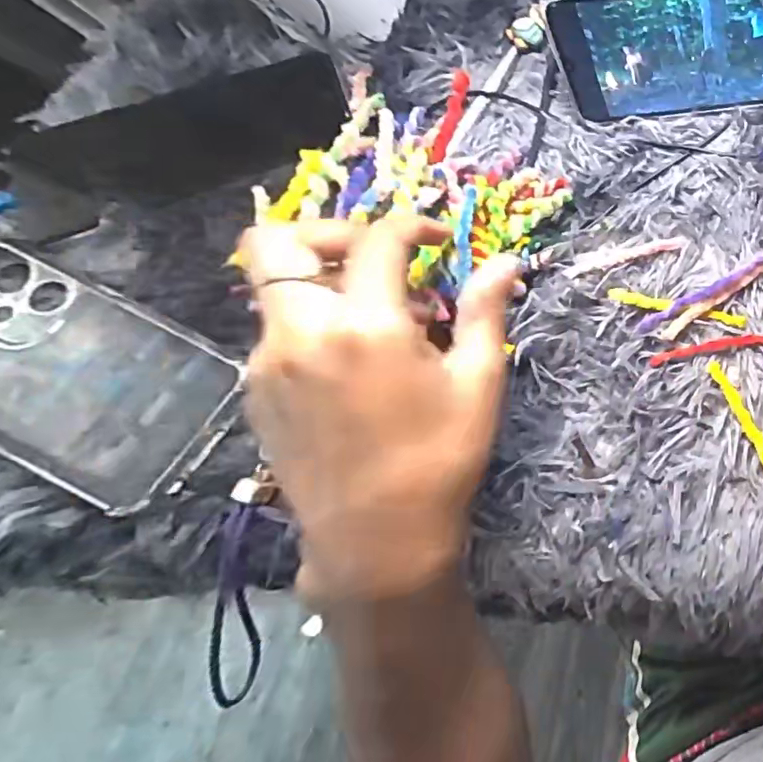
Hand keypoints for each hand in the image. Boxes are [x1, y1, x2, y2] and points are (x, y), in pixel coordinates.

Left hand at [238, 215, 522, 605]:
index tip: (441, 238)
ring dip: (329, 281)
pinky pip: (279, 329)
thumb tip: (506, 261)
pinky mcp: (256, 391)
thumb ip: (485, 310)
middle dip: (333, 232)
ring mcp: (267, 363)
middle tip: (382, 257)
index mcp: (365, 326)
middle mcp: (300, 333)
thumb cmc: (442, 455)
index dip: (413, 224)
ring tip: (386, 320)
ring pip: (277, 287)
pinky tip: (361, 360)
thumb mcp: (479, 379)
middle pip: (277, 241)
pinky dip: (318, 320)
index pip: (378, 240)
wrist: (376, 538)